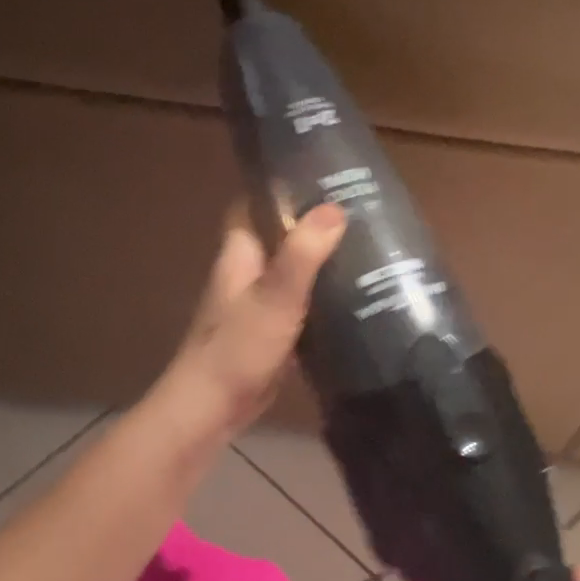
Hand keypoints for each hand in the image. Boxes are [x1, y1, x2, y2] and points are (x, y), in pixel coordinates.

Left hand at [151, 201, 346, 444]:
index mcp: (239, 253)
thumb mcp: (275, 297)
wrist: (212, 408)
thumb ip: (303, 254)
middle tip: (358, 208)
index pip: (253, 203)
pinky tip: (354, 296)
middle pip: (277, 235)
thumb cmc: (238, 348)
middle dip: (310, 222)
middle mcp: (245, 272)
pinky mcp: (270, 333)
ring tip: (366, 245)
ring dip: (319, 259)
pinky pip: (299, 302)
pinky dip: (321, 295)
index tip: (318, 171)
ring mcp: (256, 304)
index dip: (279, 185)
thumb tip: (334, 208)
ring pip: (291, 269)